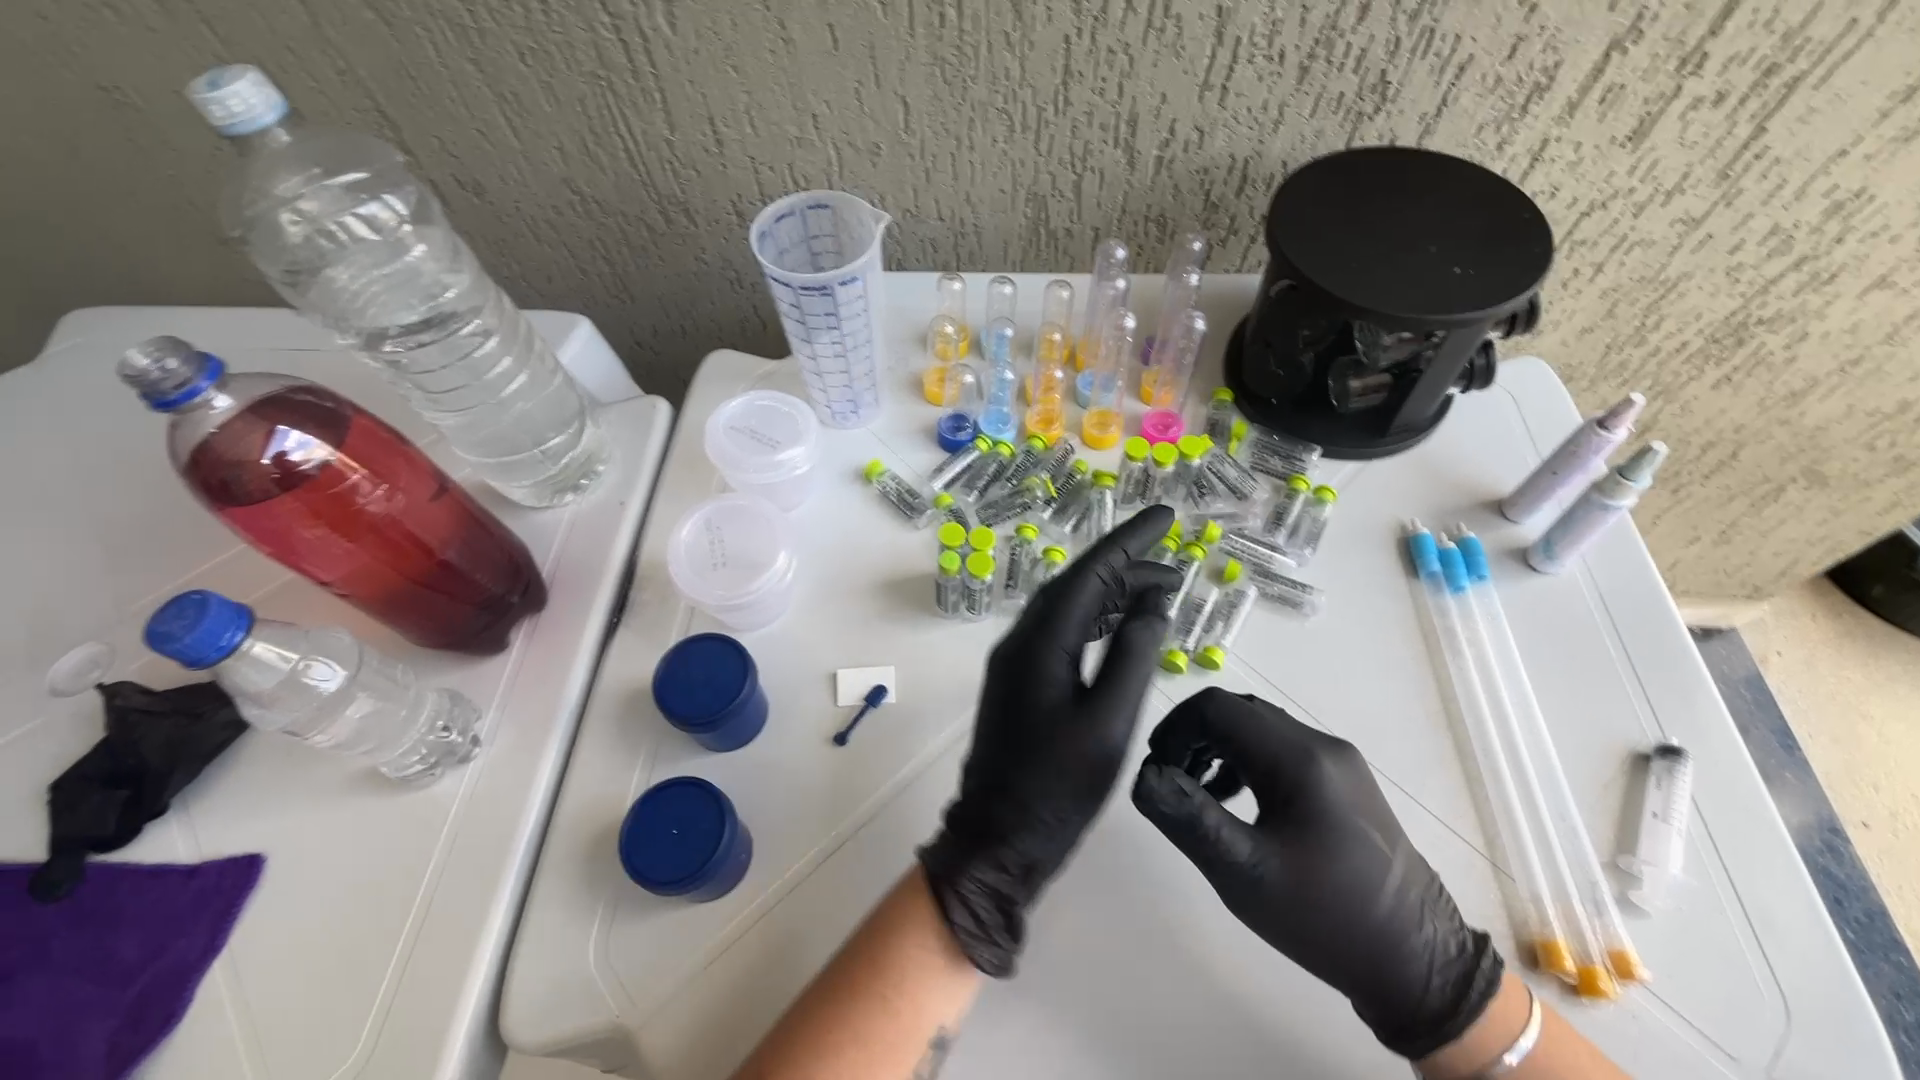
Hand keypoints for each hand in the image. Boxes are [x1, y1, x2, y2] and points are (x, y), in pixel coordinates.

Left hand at [919, 504, 1180, 976]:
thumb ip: (1133, 658)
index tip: (1165, 518)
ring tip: (1161, 594)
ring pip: (1068, 609)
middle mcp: (1021, 642)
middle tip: (1176, 566)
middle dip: (1126, 567)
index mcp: (1040, 644)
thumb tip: (1153, 606)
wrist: (997, 839)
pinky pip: (1061, 634)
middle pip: (1076, 585)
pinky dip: (1095, 623)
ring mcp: (1016, 663)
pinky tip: (1122, 628)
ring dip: (1112, 595)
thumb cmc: (1058, 788)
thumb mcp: (1110, 723)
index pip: (1090, 574)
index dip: (1129, 543)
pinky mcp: (1019, 683)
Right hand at [1131, 688, 1503, 1058]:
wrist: (1415, 962)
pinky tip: (1233, 805)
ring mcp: (1339, 763)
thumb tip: (1143, 775)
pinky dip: (1246, 765)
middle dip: (1193, 738)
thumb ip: (1186, 816)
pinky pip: (1283, 754)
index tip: (1154, 769)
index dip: (1175, 728)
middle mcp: (1322, 745)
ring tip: (1194, 794)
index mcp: (1299, 758)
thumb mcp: (1242, 872)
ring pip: (1261, 732)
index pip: (1217, 708)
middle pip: (1240, 713)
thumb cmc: (1323, 917)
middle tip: (1168, 781)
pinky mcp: (1345, 785)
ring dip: (1218, 751)